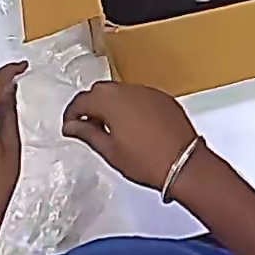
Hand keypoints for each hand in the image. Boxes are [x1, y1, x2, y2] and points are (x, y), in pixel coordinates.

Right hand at [62, 81, 199, 190]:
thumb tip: (71, 126)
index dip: (72, 114)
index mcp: (111, 101)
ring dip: (111, 105)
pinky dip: (130, 106)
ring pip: (121, 91)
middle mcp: (130, 90)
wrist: (184, 164)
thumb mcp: (109, 151)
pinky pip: (140, 96)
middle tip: (88, 128)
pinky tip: (132, 126)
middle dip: (91, 106)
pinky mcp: (164, 98)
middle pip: (101, 90)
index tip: (70, 127)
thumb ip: (87, 134)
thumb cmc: (147, 161)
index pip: (82, 100)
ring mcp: (149, 92)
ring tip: (111, 129)